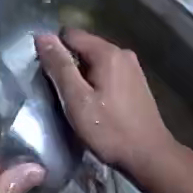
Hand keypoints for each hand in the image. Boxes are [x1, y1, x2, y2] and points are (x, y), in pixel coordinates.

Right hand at [34, 27, 176, 172]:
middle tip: (61, 93)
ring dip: (82, 75)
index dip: (54, 51)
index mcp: (108, 53)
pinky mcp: (136, 82)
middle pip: (84, 46)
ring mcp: (132, 67)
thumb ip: (60, 66)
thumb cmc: (111, 130)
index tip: (48, 75)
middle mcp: (122, 53)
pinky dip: (96, 82)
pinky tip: (95, 104)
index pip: (70, 35)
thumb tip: (42, 36)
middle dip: (69, 64)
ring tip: (76, 101)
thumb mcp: (77, 100)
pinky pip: (107, 72)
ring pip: (95, 60)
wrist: (150, 157)